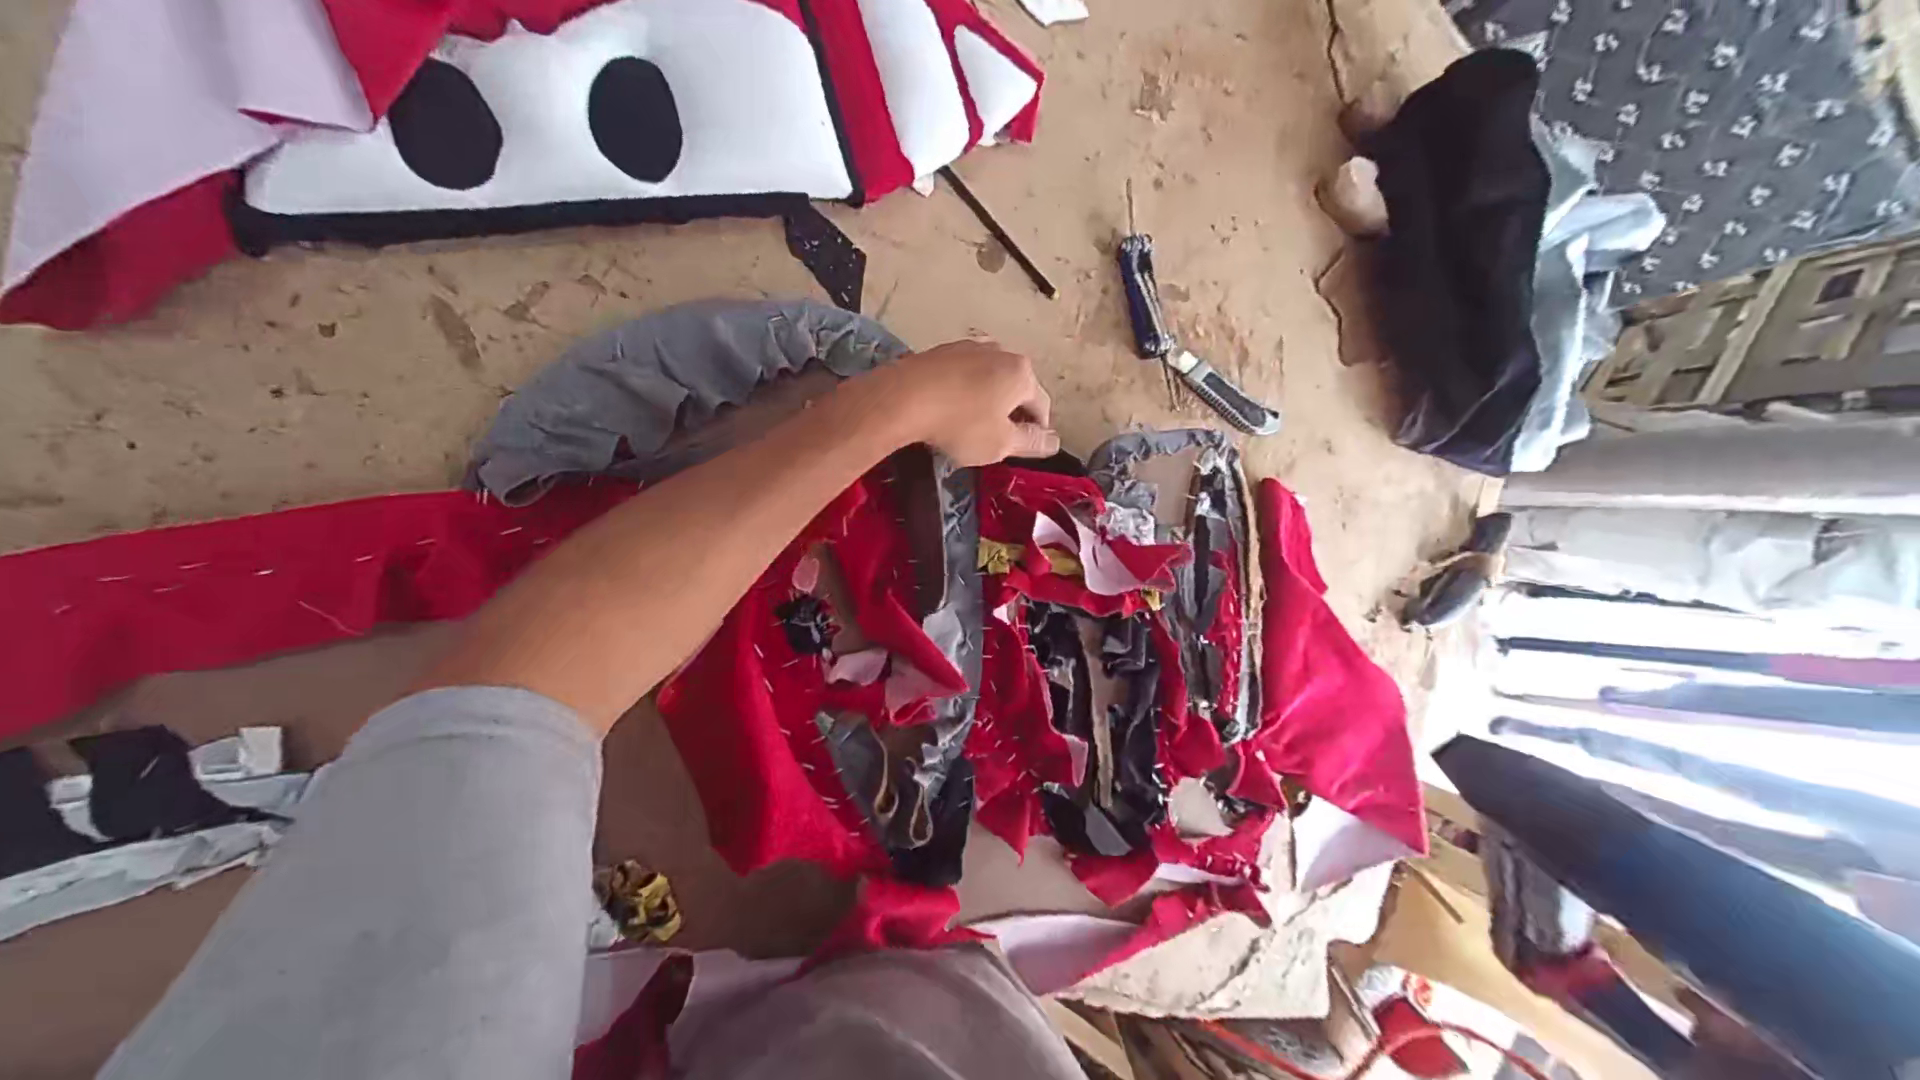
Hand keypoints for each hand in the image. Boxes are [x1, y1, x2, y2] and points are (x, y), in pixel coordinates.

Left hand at [875, 339, 1059, 465]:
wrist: (901, 398)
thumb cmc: (959, 424)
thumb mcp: (1001, 444)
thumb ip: (1031, 442)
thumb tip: (1053, 440)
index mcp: (1022, 373)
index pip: (1042, 406)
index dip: (1038, 431)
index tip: (1025, 448)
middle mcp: (1000, 351)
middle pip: (1017, 388)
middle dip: (1012, 413)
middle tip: (998, 439)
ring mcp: (968, 346)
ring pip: (989, 378)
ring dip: (988, 400)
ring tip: (972, 424)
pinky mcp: (940, 350)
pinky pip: (963, 374)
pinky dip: (964, 391)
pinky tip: (950, 408)